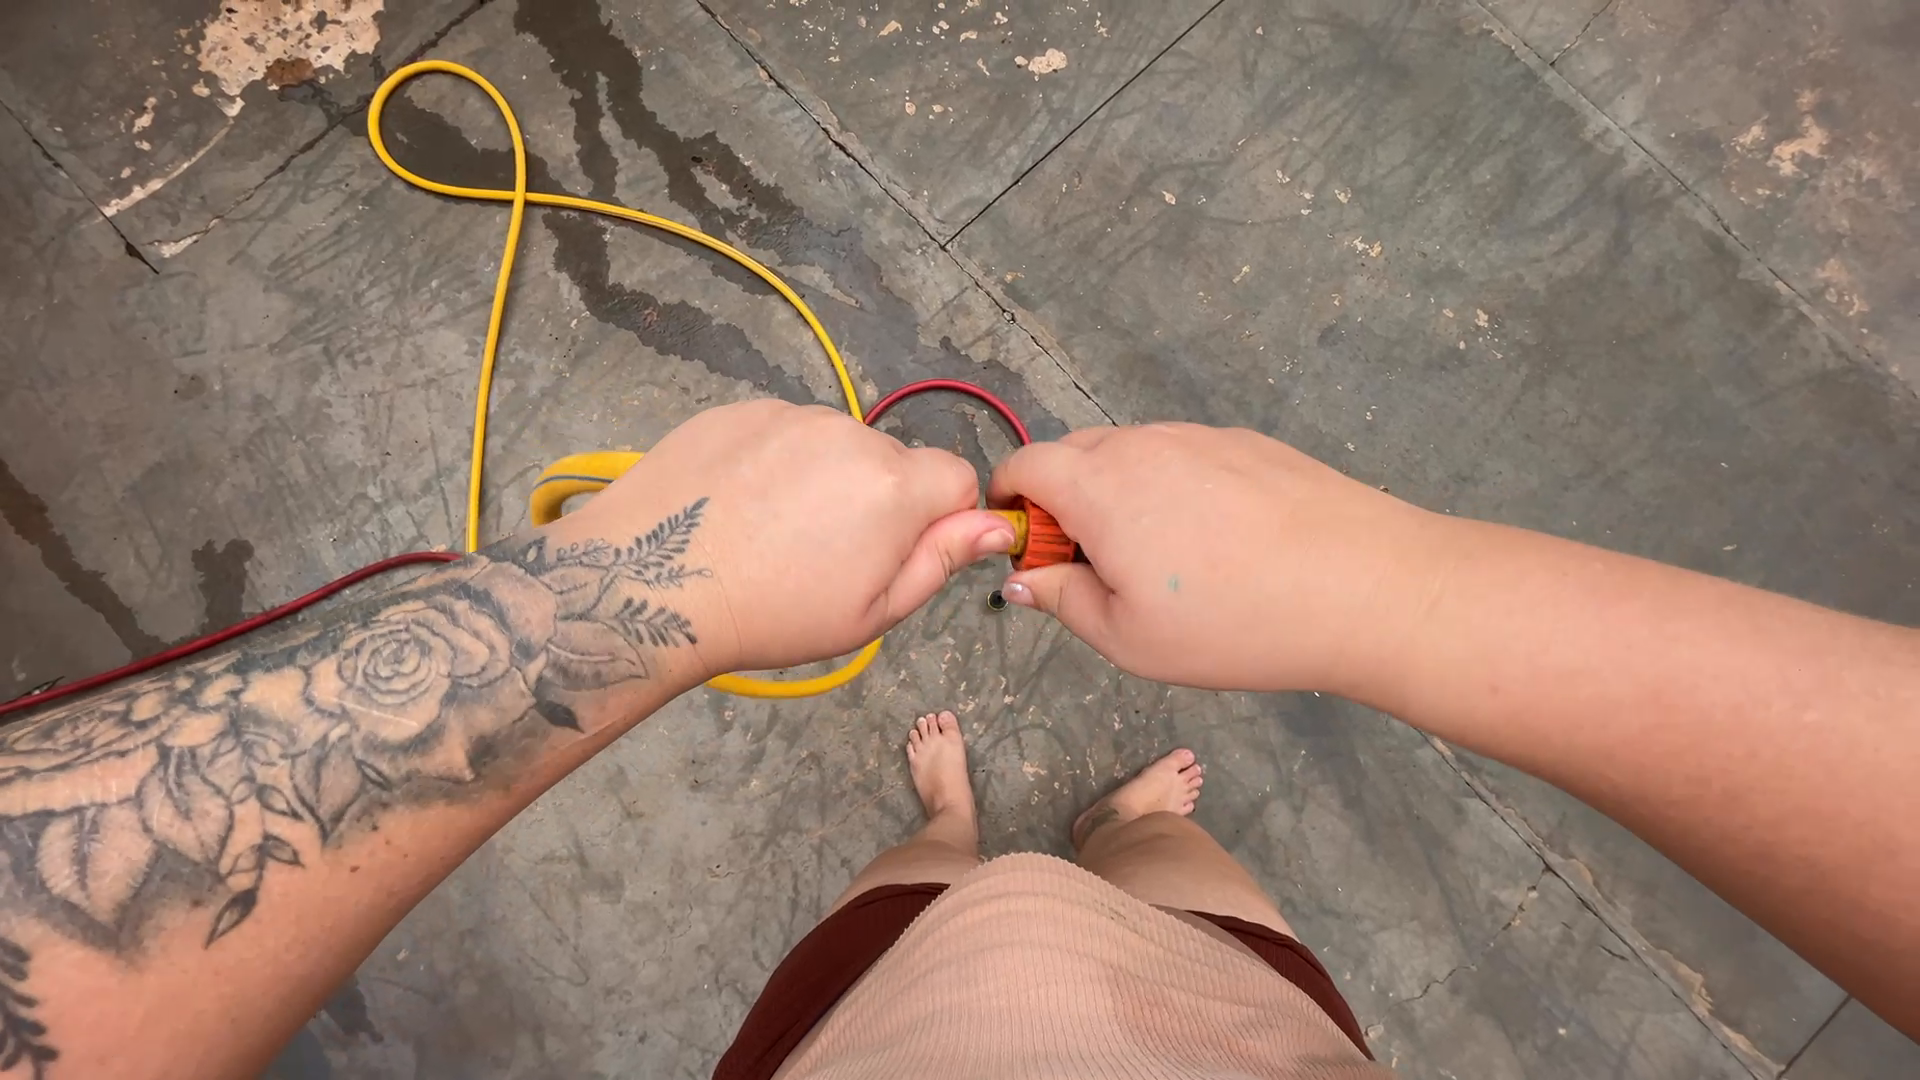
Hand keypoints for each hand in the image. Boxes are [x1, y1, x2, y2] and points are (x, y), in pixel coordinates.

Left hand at [558, 400, 1013, 680]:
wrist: (646, 583)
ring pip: (839, 444)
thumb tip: (997, 524)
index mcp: (895, 485)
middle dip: (879, 498)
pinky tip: (741, 501)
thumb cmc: (774, 615)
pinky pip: (786, 430)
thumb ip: (942, 561)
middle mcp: (851, 432)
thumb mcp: (872, 612)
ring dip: (828, 476)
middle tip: (823, 550)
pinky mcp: (741, 407)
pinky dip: (780, 459)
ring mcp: (792, 413)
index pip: (956, 476)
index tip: (896, 550)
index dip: (939, 517)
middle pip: (894, 461)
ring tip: (775, 526)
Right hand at [988, 423, 1439, 692]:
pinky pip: (1180, 454)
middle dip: (1059, 500)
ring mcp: (1197, 435)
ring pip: (1128, 453)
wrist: (1367, 587)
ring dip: (1115, 492)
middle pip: (1071, 454)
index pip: (1022, 465)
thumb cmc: (1229, 623)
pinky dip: (1167, 484)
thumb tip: (1019, 577)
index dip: (1008, 502)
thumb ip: (1059, 598)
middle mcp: (1140, 443)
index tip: (1029, 547)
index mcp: (1098, 485)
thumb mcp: (1125, 637)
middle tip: (1093, 560)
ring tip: (1161, 554)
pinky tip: (1215, 536)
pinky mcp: (1243, 441)